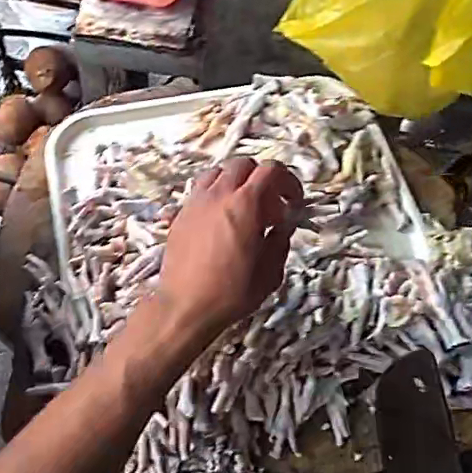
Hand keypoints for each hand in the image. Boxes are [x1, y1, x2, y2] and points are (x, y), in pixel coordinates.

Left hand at [151, 157, 301, 342]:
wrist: (185, 306)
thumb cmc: (230, 293)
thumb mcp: (269, 272)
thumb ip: (280, 241)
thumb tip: (283, 226)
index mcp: (245, 205)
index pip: (271, 170)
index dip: (288, 181)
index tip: (292, 202)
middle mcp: (217, 196)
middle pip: (243, 165)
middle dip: (261, 178)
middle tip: (269, 206)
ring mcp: (194, 204)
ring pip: (216, 173)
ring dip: (234, 183)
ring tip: (242, 208)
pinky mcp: (179, 217)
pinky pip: (198, 192)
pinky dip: (213, 196)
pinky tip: (219, 221)